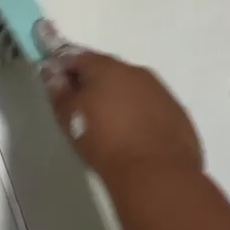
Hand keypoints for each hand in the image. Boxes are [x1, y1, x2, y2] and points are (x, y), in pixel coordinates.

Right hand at [36, 23, 202, 184]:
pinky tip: (133, 135)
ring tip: (108, 124)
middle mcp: (136, 72)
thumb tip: (51, 71)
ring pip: (131, 87)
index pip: (76, 56)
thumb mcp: (68, 116)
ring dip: (118, 97)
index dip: (62, 67)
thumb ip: (57, 89)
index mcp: (106, 67)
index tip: (57, 84)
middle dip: (92, 82)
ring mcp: (161, 92)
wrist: (156, 173)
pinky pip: (151, 106)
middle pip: (107, 69)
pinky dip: (139, 113)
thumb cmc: (103, 141)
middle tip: (81, 106)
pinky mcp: (178, 113)